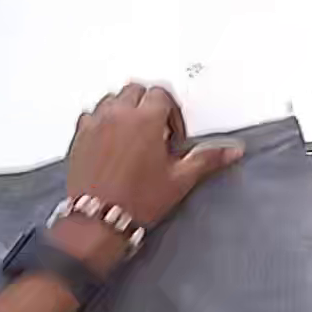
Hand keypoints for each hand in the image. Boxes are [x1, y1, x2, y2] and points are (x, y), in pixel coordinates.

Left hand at [51, 83, 244, 272]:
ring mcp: (96, 123)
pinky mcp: (79, 136)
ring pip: (112, 99)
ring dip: (125, 110)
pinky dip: (102, 122)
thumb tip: (231, 151)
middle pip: (136, 90)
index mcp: (145, 118)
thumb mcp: (180, 180)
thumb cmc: (137, 201)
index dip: (172, 113)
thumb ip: (206, 159)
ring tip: (133, 137)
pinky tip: (111, 144)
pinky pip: (91, 116)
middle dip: (148, 106)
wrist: (100, 220)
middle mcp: (118, 114)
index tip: (173, 136)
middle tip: (155, 133)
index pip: (162, 94)